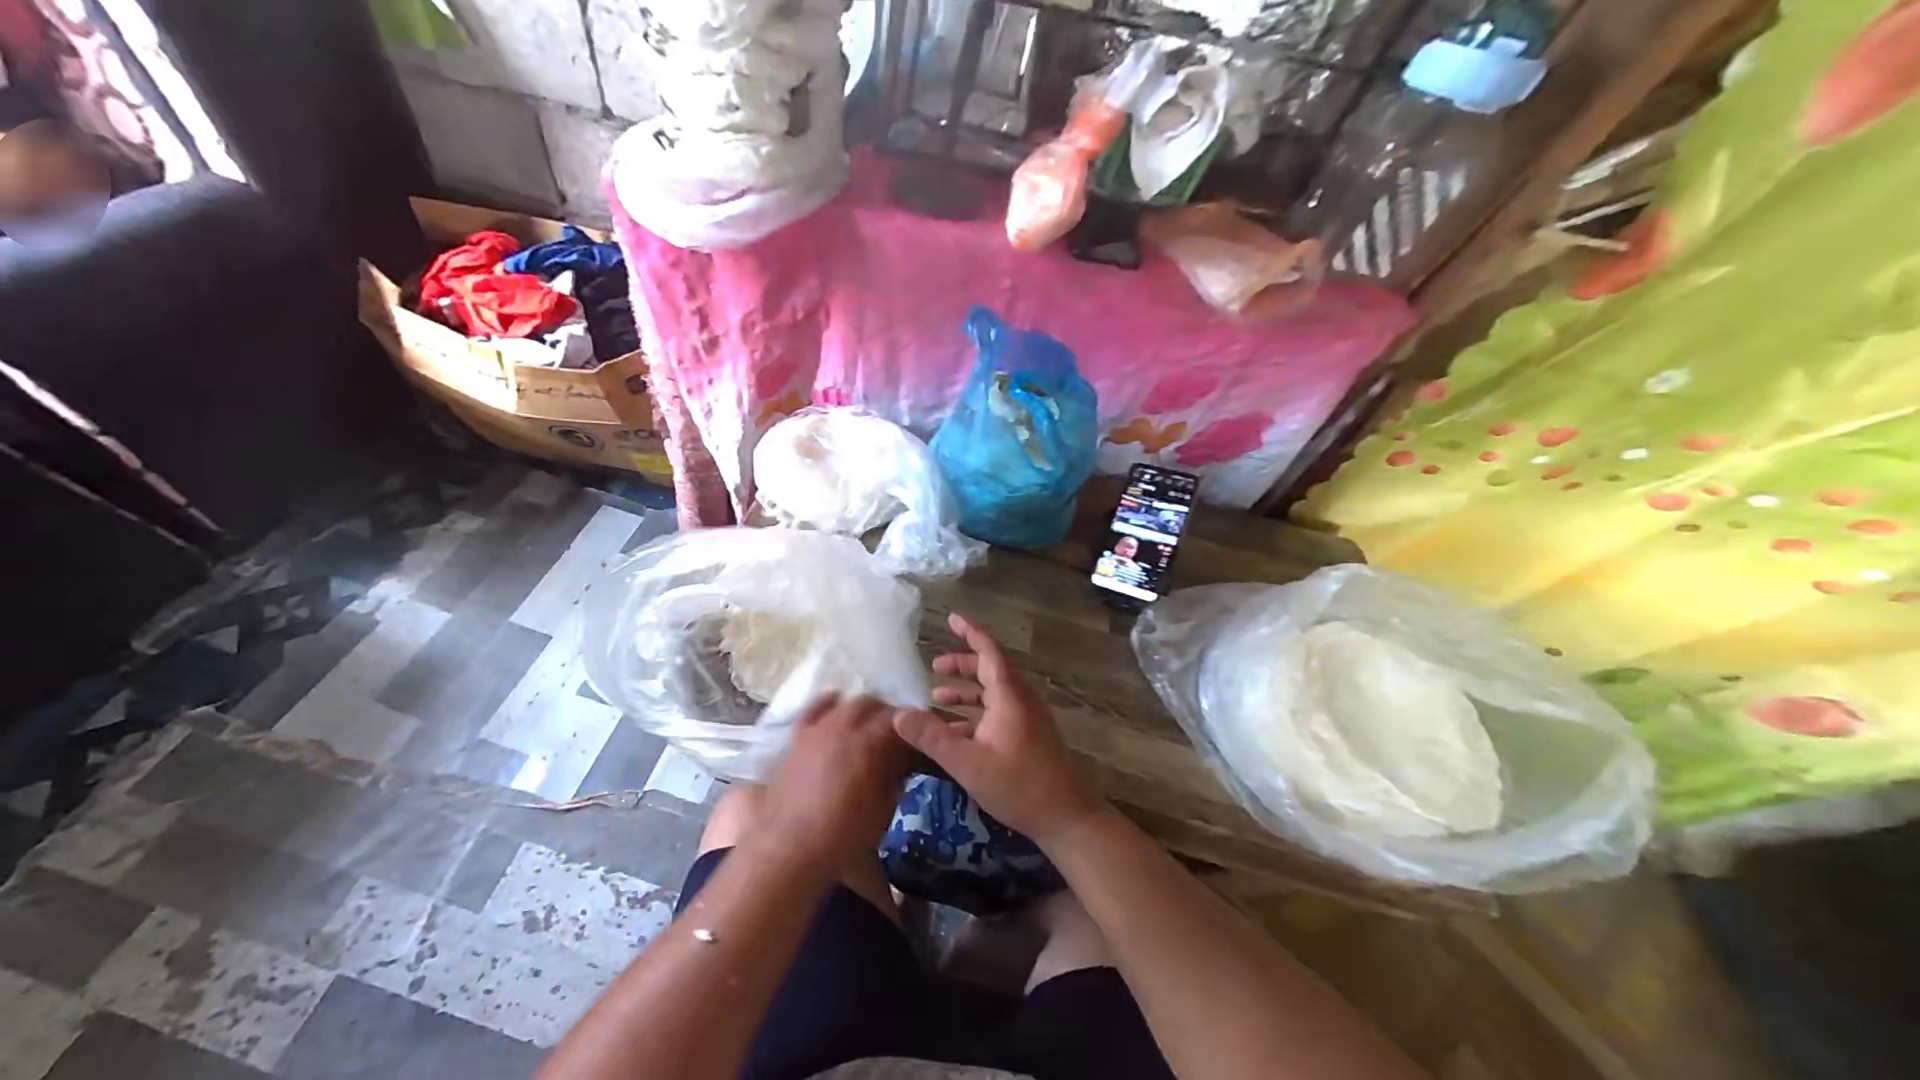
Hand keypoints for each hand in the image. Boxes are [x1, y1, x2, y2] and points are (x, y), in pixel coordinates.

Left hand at [764, 694, 912, 870]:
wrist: (790, 850)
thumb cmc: (844, 836)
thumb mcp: (883, 808)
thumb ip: (895, 777)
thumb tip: (903, 761)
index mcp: (869, 744)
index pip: (898, 720)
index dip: (911, 725)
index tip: (919, 735)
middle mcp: (843, 728)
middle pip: (872, 704)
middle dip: (887, 714)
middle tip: (897, 732)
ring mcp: (817, 731)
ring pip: (844, 704)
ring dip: (861, 710)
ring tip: (869, 725)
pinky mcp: (798, 740)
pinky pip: (813, 710)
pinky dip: (827, 704)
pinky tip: (835, 703)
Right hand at [893, 613, 1105, 847]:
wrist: (1067, 817)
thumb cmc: (1018, 786)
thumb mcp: (967, 762)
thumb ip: (931, 737)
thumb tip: (898, 714)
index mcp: (1009, 696)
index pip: (989, 651)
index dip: (970, 632)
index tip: (951, 618)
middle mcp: (1020, 699)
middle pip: (990, 669)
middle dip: (962, 664)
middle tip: (934, 666)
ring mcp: (1027, 718)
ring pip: (993, 692)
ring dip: (967, 691)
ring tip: (937, 695)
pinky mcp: (1029, 736)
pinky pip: (998, 712)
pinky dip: (976, 713)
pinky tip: (954, 730)